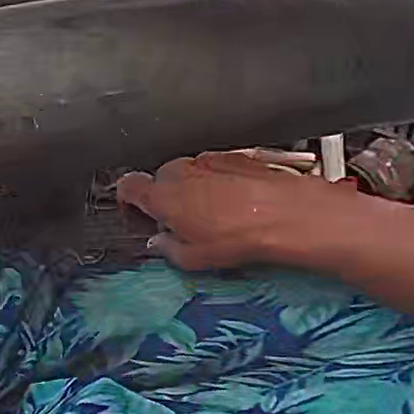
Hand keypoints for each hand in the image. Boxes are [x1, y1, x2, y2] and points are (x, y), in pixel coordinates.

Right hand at [115, 149, 370, 270]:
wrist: (286, 213)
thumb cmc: (237, 236)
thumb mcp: (193, 259)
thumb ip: (167, 249)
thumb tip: (160, 242)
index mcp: (162, 195)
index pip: (128, 186)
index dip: (128, 200)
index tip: (135, 213)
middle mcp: (180, 171)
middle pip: (159, 179)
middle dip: (165, 198)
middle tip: (180, 223)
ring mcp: (207, 159)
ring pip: (187, 173)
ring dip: (191, 190)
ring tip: (212, 216)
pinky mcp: (233, 155)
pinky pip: (213, 168)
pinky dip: (216, 182)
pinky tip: (232, 203)